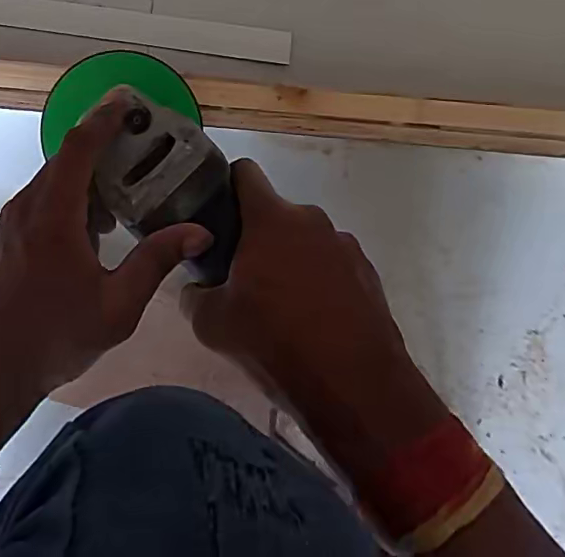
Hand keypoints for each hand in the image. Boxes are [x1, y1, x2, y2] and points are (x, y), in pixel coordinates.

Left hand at [0, 97, 214, 400]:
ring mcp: (16, 216)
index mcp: (54, 216)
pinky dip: (73, 191)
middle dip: (103, 141)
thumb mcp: (118, 306)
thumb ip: (156, 261)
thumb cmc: (57, 336)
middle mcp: (30, 205)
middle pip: (67, 156)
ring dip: (89, 171)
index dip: (103, 120)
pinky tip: (97, 221)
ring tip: (126, 185)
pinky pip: (46, 193)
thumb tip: (197, 233)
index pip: (78, 148)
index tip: (127, 103)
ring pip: (55, 175)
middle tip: (140, 140)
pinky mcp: (12, 229)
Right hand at [181, 159, 411, 409]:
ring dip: (289, 260)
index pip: (244, 172)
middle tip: (242, 276)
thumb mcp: (212, 324)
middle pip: (274, 213)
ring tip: (281, 307)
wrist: (359, 392)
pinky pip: (332, 265)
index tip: (216, 213)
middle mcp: (311, 220)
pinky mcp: (369, 275)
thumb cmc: (277, 344)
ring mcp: (345, 246)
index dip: (226, 185)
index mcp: (271, 219)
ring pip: (304, 240)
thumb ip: (194, 295)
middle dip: (256, 237)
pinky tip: (313, 322)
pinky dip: (319, 282)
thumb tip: (196, 289)